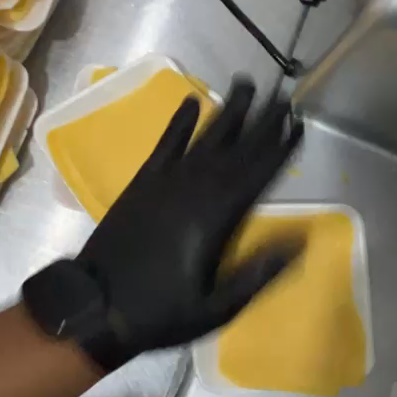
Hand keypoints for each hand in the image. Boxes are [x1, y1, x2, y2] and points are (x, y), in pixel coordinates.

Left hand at [67, 76, 304, 370]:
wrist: (95, 309)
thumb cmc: (161, 313)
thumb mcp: (217, 308)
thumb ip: (258, 274)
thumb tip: (300, 242)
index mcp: (216, 219)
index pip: (257, 175)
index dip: (280, 149)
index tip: (299, 124)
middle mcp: (194, 191)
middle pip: (236, 150)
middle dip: (262, 122)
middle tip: (283, 94)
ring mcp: (165, 183)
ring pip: (204, 139)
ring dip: (228, 112)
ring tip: (247, 84)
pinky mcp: (141, 183)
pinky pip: (165, 146)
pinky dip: (179, 123)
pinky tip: (192, 101)